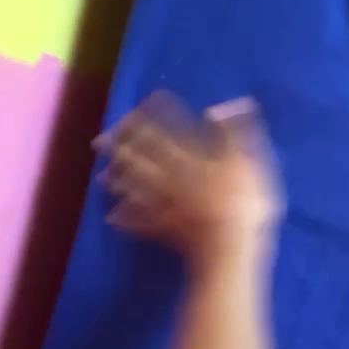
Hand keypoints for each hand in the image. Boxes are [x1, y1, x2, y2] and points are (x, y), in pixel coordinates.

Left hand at [95, 93, 282, 270]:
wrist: (228, 247)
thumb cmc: (244, 203)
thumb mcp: (248, 161)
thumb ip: (236, 132)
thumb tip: (221, 107)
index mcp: (189, 157)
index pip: (168, 129)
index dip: (156, 113)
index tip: (147, 100)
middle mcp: (169, 176)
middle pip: (139, 157)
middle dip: (120, 146)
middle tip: (100, 140)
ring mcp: (163, 204)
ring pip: (134, 188)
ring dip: (117, 180)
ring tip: (102, 176)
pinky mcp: (164, 229)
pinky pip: (138, 222)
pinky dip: (124, 218)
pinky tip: (112, 218)